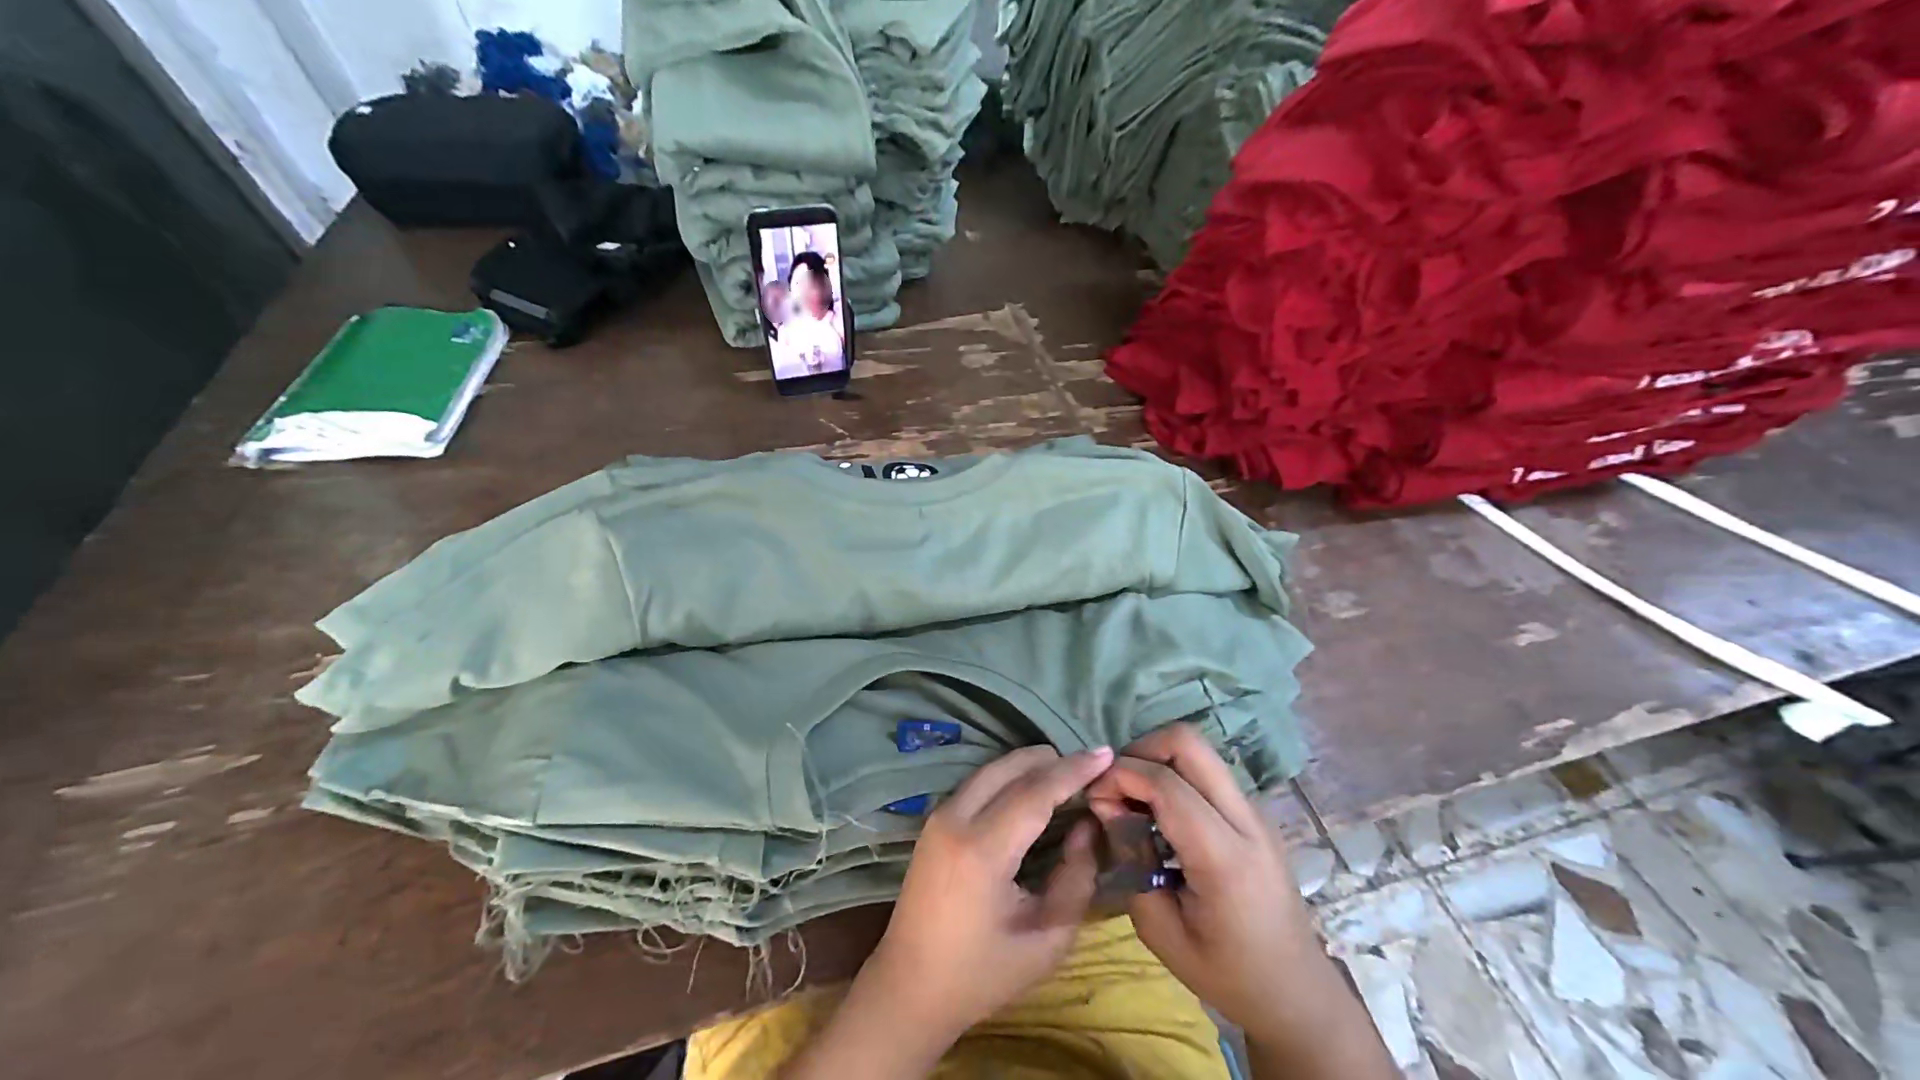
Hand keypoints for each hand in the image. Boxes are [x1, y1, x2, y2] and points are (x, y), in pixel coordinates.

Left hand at [782, 745, 1110, 1079]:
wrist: (910, 986)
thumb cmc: (982, 973)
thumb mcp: (1047, 938)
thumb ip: (1075, 877)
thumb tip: (1087, 825)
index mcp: (981, 850)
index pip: (1035, 791)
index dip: (1074, 770)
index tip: (1107, 753)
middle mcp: (955, 820)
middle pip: (1011, 767)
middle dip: (1053, 760)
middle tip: (1091, 765)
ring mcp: (938, 816)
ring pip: (992, 769)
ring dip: (1030, 765)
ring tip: (1069, 774)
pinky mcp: (933, 820)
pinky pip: (979, 782)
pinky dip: (1010, 776)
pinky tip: (1033, 788)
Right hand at [1085, 725, 1322, 1043]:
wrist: (1295, 991)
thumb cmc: (1225, 971)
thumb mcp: (1159, 929)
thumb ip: (1130, 859)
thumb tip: (1106, 806)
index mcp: (1224, 856)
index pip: (1166, 783)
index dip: (1120, 776)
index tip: (1093, 797)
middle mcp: (1246, 820)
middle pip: (1188, 742)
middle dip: (1139, 750)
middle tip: (1114, 785)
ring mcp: (1254, 811)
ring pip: (1198, 750)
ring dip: (1156, 760)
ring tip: (1132, 799)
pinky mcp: (1253, 812)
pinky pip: (1206, 771)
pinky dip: (1173, 774)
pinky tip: (1158, 812)